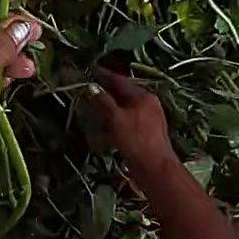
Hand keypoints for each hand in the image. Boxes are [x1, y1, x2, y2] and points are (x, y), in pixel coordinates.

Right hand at [87, 69, 178, 183]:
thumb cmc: (137, 139)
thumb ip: (103, 102)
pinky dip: (111, 128)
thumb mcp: (116, 118)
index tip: (89, 71)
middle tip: (84, 93)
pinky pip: (123, 127)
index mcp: (144, 97)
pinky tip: (99, 135)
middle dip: (103, 97)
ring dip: (105, 114)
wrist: (154, 168)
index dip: (104, 76)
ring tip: (88, 113)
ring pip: (121, 113)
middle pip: (121, 97)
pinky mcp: (141, 137)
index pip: (120, 82)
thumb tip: (91, 87)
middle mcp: (147, 106)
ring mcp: (145, 122)